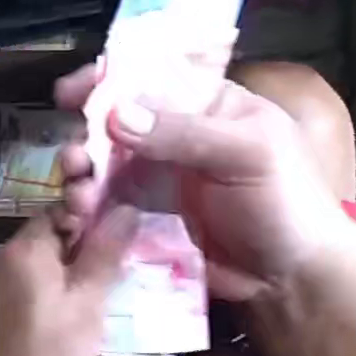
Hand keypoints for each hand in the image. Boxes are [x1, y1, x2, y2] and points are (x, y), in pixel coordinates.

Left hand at [0, 210, 136, 355]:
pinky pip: (18, 278)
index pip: (63, 212)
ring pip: (33, 259)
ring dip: (58, 273)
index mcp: (22, 246)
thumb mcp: (88, 302)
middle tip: (99, 287)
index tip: (110, 254)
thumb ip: (105, 252)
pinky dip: (38, 288)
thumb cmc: (50, 353)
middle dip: (75, 254)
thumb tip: (125, 208)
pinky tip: (52, 316)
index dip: (91, 227)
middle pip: (46, 235)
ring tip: (78, 306)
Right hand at [55, 63, 355, 302]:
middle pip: (113, 125)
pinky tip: (78, 218)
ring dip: (81, 177)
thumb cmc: (283, 202)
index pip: (148, 78)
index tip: (68, 93)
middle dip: (84, 138)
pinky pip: (104, 205)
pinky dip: (86, 208)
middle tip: (73, 162)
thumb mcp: (247, 152)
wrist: (287, 277)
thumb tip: (115, 115)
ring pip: (102, 167)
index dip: (106, 80)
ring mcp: (155, 180)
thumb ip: (183, 132)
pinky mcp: (143, 219)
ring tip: (78, 197)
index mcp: (204, 105)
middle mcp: (172, 137)